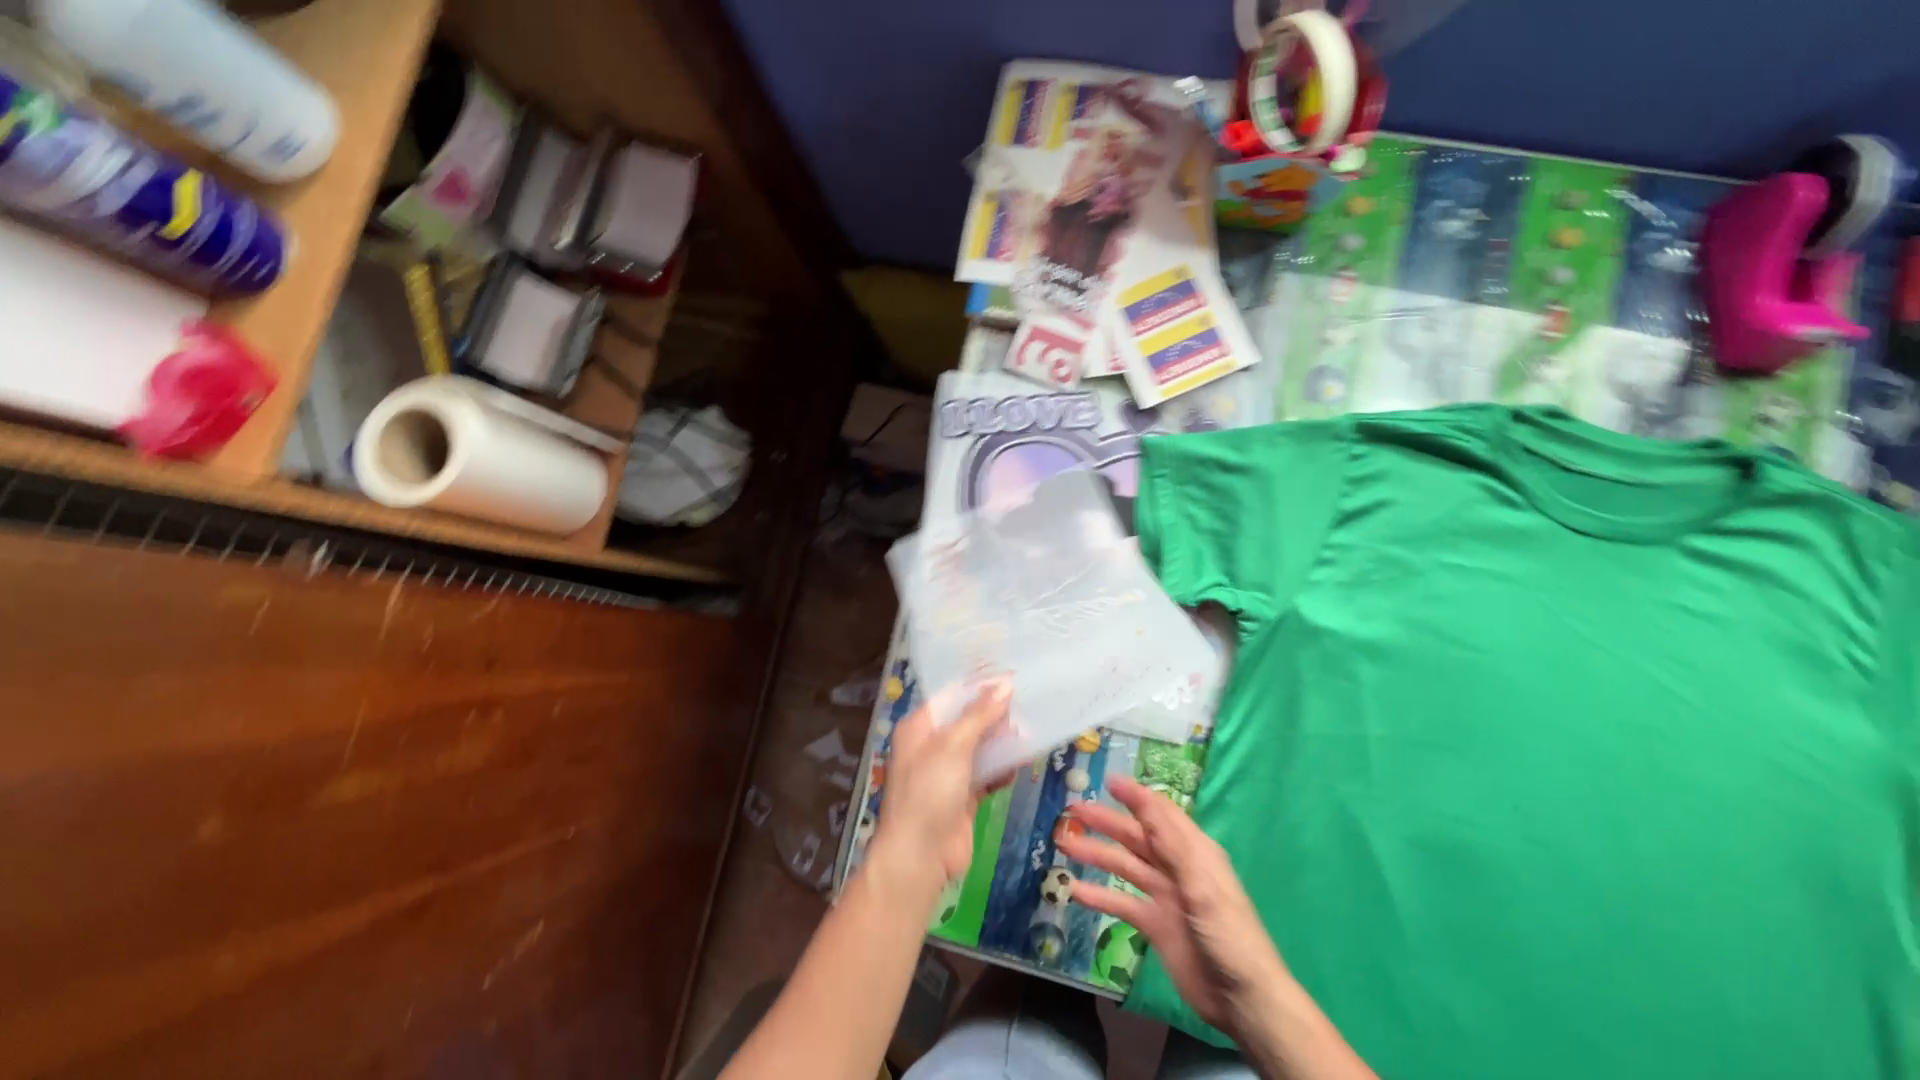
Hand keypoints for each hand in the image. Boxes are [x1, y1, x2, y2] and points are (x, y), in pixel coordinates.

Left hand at [871, 679, 1009, 894]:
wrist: (921, 856)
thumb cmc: (929, 792)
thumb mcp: (953, 746)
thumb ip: (979, 715)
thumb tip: (1005, 684)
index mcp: (919, 727)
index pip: (951, 696)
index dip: (979, 684)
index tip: (1011, 672)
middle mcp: (932, 745)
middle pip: (967, 720)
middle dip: (995, 712)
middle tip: (1030, 697)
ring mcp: (948, 772)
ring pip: (980, 746)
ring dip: (1003, 739)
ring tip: (1034, 725)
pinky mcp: (964, 795)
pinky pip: (987, 773)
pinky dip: (1003, 767)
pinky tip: (1025, 759)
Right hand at [1057, 774, 1292, 1040]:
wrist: (1241, 997)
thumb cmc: (1228, 935)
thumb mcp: (1203, 885)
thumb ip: (1172, 843)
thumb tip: (1145, 801)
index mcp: (1195, 853)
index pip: (1161, 815)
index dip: (1135, 797)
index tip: (1107, 781)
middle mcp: (1178, 869)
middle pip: (1138, 838)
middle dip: (1107, 824)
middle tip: (1073, 811)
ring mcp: (1165, 897)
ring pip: (1126, 868)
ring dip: (1097, 855)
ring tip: (1065, 845)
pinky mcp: (1155, 925)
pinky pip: (1122, 904)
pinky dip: (1099, 896)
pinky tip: (1074, 891)